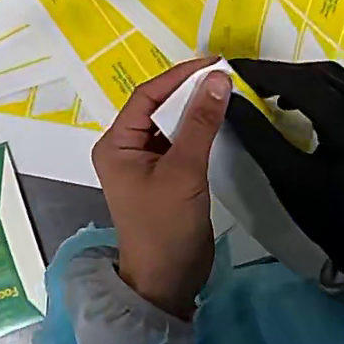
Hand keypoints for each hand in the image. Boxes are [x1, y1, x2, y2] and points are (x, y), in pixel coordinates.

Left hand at [92, 57, 229, 318]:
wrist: (167, 280)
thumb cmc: (165, 226)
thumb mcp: (183, 170)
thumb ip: (200, 123)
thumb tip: (217, 79)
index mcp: (116, 143)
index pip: (146, 96)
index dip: (178, 77)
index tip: (213, 63)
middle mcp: (125, 149)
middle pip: (157, 108)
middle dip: (188, 92)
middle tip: (225, 76)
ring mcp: (144, 164)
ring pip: (170, 125)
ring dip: (195, 111)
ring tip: (228, 93)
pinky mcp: (164, 177)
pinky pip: (180, 144)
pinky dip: (199, 132)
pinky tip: (222, 122)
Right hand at [225, 59, 343, 278]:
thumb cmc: (330, 216)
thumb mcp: (286, 176)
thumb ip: (256, 133)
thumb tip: (227, 99)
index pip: (301, 83)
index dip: (263, 72)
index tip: (230, 69)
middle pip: (319, 74)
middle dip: (278, 73)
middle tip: (244, 79)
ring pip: (333, 78)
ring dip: (297, 78)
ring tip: (263, 89)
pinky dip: (315, 88)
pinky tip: (293, 101)